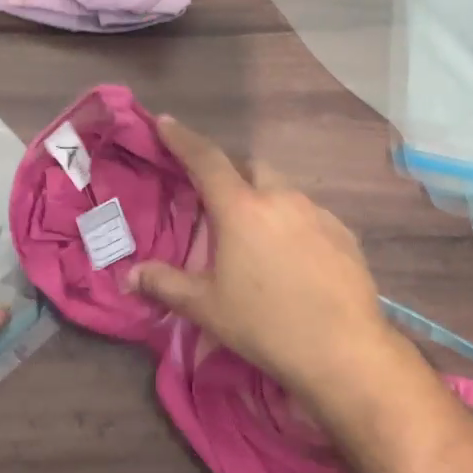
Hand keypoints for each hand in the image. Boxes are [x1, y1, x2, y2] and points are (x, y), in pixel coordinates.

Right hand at [128, 117, 399, 393]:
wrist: (341, 349)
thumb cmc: (263, 323)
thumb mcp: (204, 306)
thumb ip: (164, 284)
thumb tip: (129, 276)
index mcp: (241, 209)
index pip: (206, 160)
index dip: (182, 139)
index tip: (166, 123)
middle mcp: (281, 199)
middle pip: (251, 168)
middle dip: (230, 173)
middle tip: (214, 200)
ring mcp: (318, 214)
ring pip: (283, 192)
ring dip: (263, 202)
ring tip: (253, 239)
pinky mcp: (343, 235)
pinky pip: (308, 216)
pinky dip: (290, 225)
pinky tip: (288, 259)